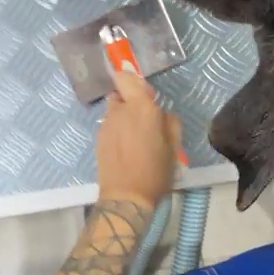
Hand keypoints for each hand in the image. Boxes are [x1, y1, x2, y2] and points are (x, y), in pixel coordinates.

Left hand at [97, 68, 181, 207]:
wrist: (126, 197)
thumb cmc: (156, 171)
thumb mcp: (174, 146)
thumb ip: (169, 122)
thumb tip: (162, 114)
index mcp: (141, 107)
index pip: (126, 77)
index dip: (134, 81)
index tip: (146, 94)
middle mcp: (120, 111)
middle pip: (122, 95)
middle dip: (133, 104)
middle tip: (146, 123)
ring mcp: (106, 125)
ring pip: (116, 112)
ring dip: (125, 119)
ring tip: (136, 141)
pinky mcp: (99, 139)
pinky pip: (111, 127)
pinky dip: (119, 133)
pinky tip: (127, 151)